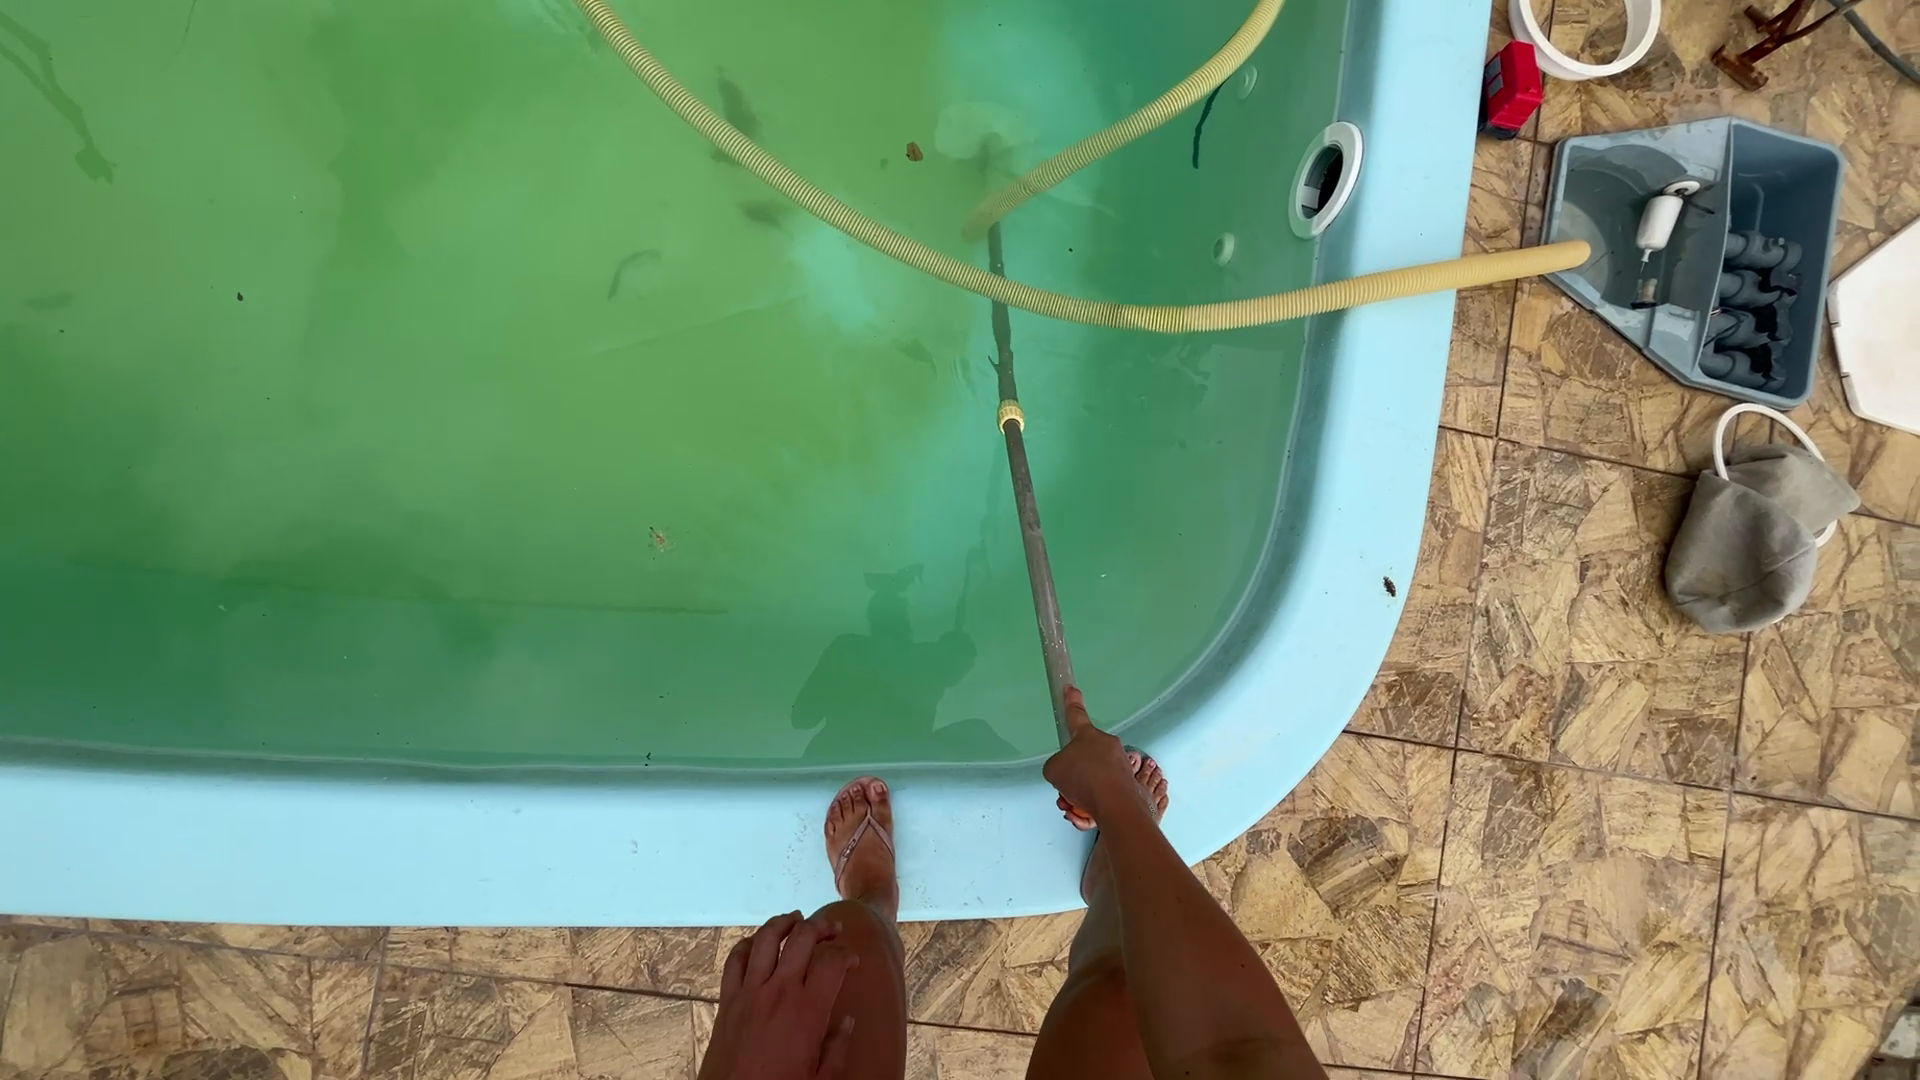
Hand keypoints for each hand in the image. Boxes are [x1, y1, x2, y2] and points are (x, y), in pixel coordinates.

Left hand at [698, 912, 858, 1079]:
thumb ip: (837, 1049)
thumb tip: (846, 1020)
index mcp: (807, 1010)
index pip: (832, 961)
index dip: (847, 955)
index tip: (852, 962)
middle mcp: (779, 991)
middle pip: (803, 937)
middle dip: (822, 926)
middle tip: (833, 929)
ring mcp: (749, 993)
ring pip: (768, 938)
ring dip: (785, 922)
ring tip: (797, 919)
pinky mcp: (727, 1002)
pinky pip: (736, 960)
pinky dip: (749, 944)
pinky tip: (759, 943)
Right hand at [1042, 686, 1141, 830]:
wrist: (1116, 805)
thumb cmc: (1083, 779)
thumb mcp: (1054, 770)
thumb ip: (1057, 765)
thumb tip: (1067, 772)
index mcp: (1087, 735)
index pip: (1075, 714)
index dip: (1070, 701)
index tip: (1070, 688)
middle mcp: (1106, 744)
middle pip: (1083, 756)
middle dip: (1073, 774)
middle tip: (1065, 789)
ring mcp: (1120, 764)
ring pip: (1092, 777)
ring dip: (1080, 792)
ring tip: (1074, 806)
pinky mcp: (1128, 783)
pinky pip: (1103, 792)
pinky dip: (1092, 804)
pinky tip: (1087, 814)